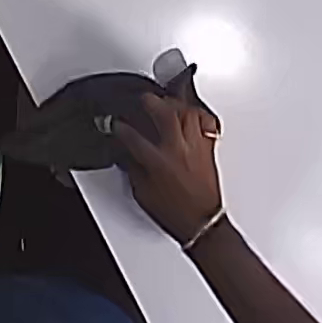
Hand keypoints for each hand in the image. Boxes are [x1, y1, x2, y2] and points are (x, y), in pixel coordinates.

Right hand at [114, 92, 223, 243]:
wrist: (202, 223)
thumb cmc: (175, 212)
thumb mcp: (143, 194)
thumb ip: (134, 169)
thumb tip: (128, 153)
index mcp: (157, 162)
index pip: (133, 136)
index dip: (118, 126)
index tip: (114, 122)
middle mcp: (177, 150)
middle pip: (164, 114)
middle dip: (150, 101)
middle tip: (143, 99)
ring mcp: (194, 146)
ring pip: (186, 112)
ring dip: (174, 104)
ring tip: (166, 102)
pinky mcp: (208, 147)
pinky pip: (205, 122)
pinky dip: (196, 114)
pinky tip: (189, 113)